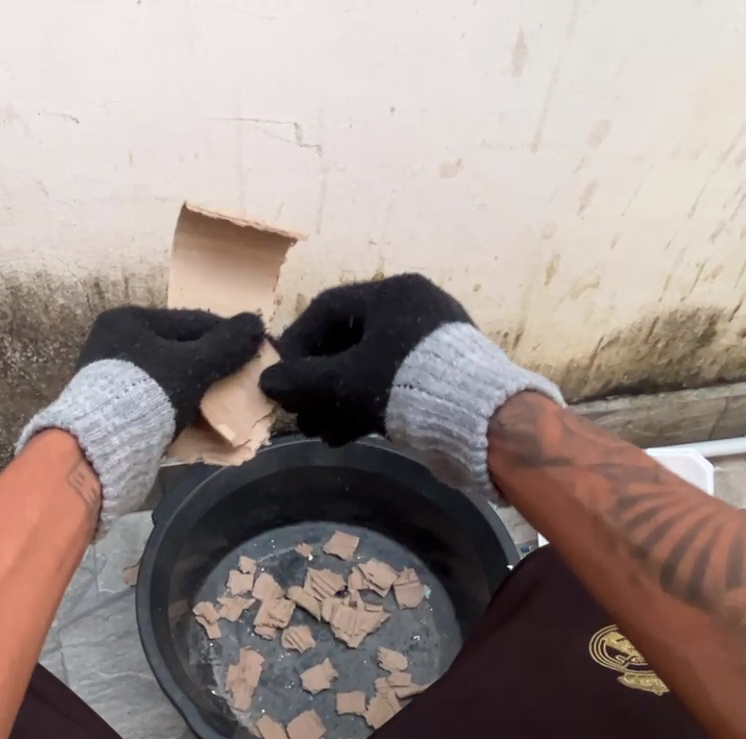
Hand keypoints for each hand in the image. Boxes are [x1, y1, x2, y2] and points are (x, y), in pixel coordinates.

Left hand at [77, 307, 265, 431]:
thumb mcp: (193, 366)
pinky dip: (175, 403)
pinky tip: (194, 414)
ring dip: (193, 385)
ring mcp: (108, 376)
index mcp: (128, 320)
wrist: (102, 446)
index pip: (191, 320)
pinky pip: (152, 397)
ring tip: (221, 398)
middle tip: (238, 376)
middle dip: (208, 362)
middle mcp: (113, 341)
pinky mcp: (110, 407)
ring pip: (165, 375)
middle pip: (176, 348)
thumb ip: (226, 346)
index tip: (254, 347)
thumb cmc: (146, 394)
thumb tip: (255, 324)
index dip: (226, 334)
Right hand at [261, 274, 560, 497]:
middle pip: (347, 343)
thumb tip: (266, 382)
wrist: (479, 419)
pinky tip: (343, 437)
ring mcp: (431, 342)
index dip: (297, 344)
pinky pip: (392, 384)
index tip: (281, 376)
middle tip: (299, 413)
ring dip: (337, 402)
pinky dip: (364, 408)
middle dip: (318, 384)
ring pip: (368, 369)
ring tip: (318, 433)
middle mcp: (413, 309)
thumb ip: (301, 381)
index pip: (327, 310)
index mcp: (392, 294)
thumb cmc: (405, 385)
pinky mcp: (443, 374)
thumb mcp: (344, 383)